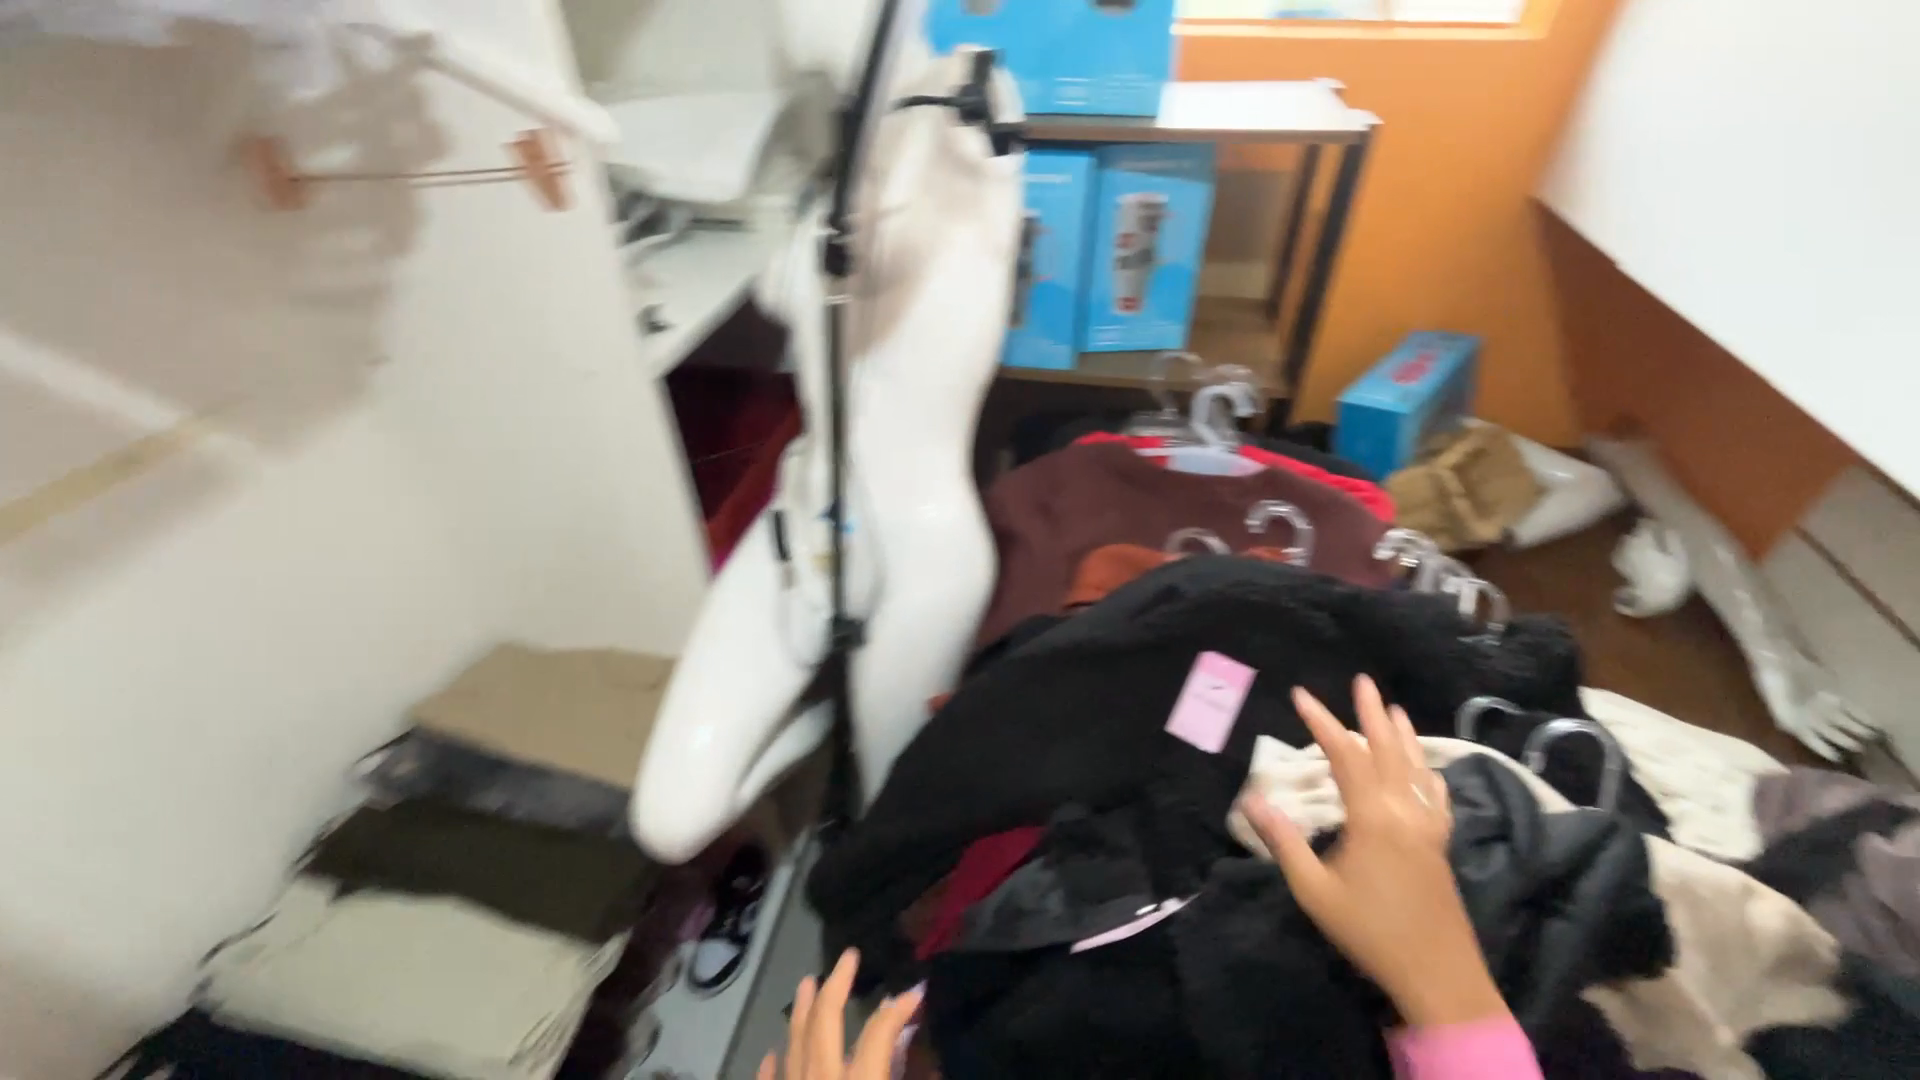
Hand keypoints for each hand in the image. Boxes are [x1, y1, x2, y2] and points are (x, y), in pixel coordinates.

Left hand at [759, 949, 922, 1079]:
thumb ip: (900, 1071)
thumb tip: (906, 1036)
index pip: (879, 1034)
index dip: (899, 1009)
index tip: (917, 989)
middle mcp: (821, 1078)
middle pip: (825, 1024)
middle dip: (836, 986)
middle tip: (848, 956)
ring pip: (794, 1045)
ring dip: (801, 1013)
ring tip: (806, 982)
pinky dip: (770, 1067)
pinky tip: (771, 1053)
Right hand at [1238, 676, 1508, 1028]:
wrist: (1440, 978)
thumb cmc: (1370, 932)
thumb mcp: (1314, 891)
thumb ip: (1284, 841)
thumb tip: (1251, 798)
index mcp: (1373, 818)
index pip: (1345, 757)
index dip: (1322, 723)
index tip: (1300, 695)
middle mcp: (1405, 813)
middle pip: (1389, 752)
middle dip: (1373, 714)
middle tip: (1363, 681)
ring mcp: (1429, 828)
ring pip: (1417, 769)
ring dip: (1404, 736)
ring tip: (1395, 708)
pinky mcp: (1441, 846)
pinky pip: (1437, 797)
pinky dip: (1430, 773)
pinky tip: (1430, 768)